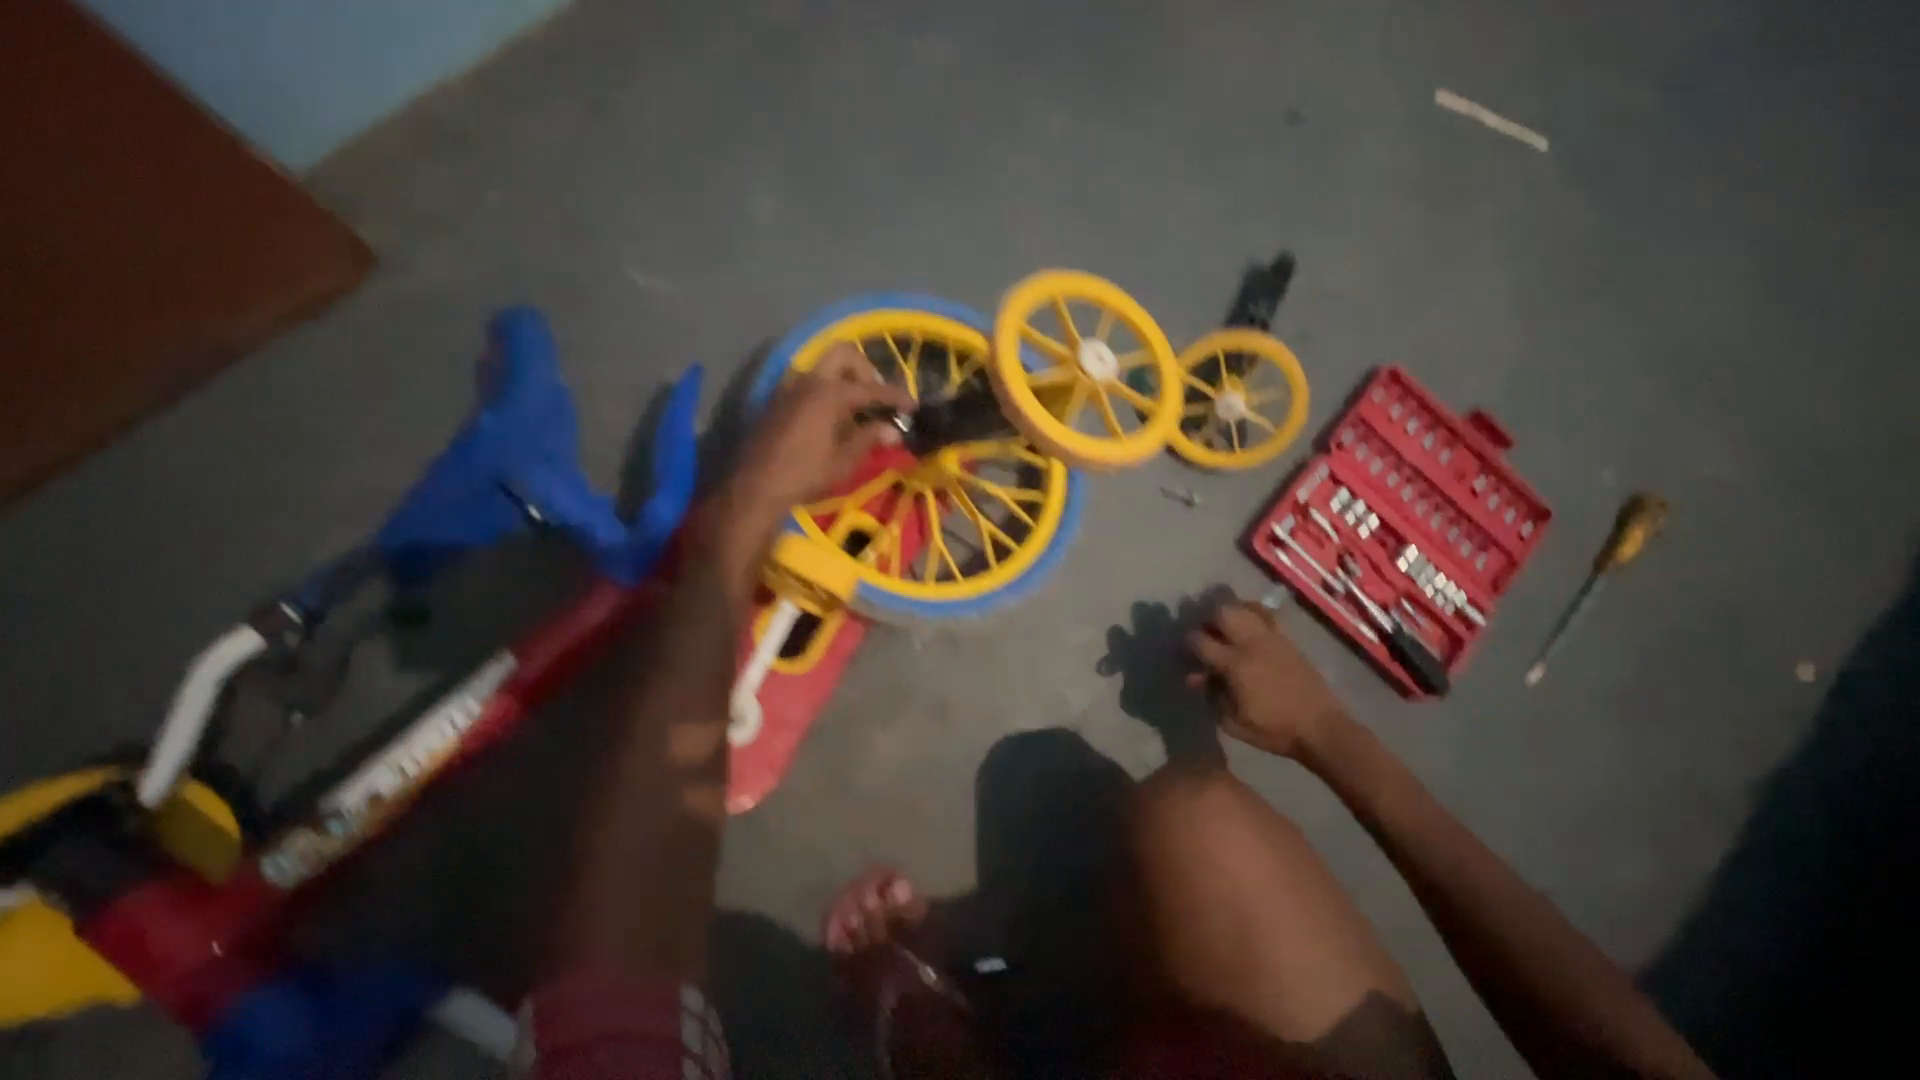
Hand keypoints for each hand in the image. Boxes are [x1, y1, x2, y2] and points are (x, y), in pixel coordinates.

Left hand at [725, 343, 914, 516]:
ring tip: (853, 404)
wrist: (755, 486)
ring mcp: (789, 387)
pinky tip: (828, 414)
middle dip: (865, 369)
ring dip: (842, 376)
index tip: (912, 406)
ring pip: (822, 364)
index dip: (896, 396)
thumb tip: (893, 430)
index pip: (872, 388)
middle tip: (875, 395)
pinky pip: (806, 380)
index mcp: (830, 394)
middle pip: (844, 353)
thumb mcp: (844, 461)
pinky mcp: (776, 399)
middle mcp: (809, 380)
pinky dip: (824, 387)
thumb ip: (869, 438)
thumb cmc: (804, 475)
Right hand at [1185, 597, 1351, 760]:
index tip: (1184, 651)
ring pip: (1245, 607)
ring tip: (1225, 627)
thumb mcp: (1232, 723)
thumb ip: (1212, 695)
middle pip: (1223, 611)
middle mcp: (1252, 643)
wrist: (1321, 727)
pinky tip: (1248, 628)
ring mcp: (1272, 638)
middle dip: (1207, 618)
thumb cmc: (1274, 729)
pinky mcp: (1288, 640)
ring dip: (1230, 612)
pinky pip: (1266, 615)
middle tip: (1204, 633)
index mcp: (1235, 664)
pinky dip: (1252, 614)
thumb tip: (1198, 677)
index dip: (1187, 643)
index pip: (1200, 641)